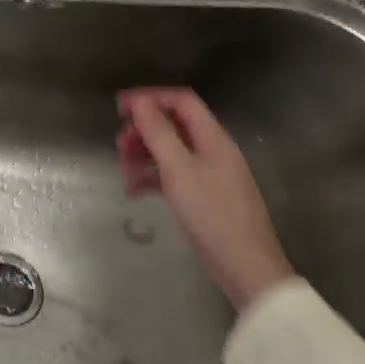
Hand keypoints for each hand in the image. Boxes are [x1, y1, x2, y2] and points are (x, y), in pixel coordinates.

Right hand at [116, 87, 294, 312]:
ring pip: (171, 151)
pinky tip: (134, 191)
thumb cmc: (211, 213)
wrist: (245, 265)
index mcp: (213, 138)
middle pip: (174, 125)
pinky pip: (173, 175)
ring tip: (123, 169)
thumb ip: (159, 133)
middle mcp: (213, 151)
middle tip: (119, 144)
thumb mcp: (179, 170)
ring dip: (144, 154)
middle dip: (143, 130)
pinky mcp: (204, 196)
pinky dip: (152, 178)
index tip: (120, 108)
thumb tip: (141, 102)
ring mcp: (209, 174)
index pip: (181, 101)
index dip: (150, 98)